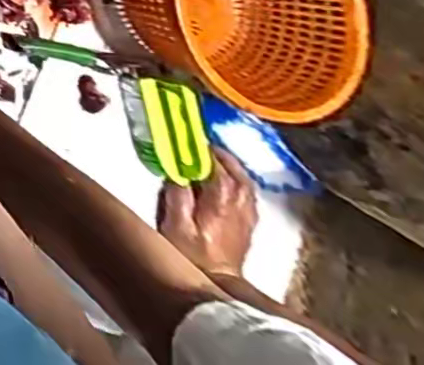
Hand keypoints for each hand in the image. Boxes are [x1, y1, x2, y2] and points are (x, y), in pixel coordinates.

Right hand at [158, 148, 257, 277]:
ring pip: (247, 185)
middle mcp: (239, 208)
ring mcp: (247, 217)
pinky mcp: (248, 225)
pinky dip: (238, 183)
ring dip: (233, 169)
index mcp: (220, 204)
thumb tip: (176, 172)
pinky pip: (247, 196)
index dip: (206, 154)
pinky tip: (227, 182)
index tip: (192, 140)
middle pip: (239, 176)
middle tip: (206, 145)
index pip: (218, 171)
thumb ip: (176, 195)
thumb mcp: (175, 223)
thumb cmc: (192, 252)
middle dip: (224, 158)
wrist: (218, 282)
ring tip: (216, 159)